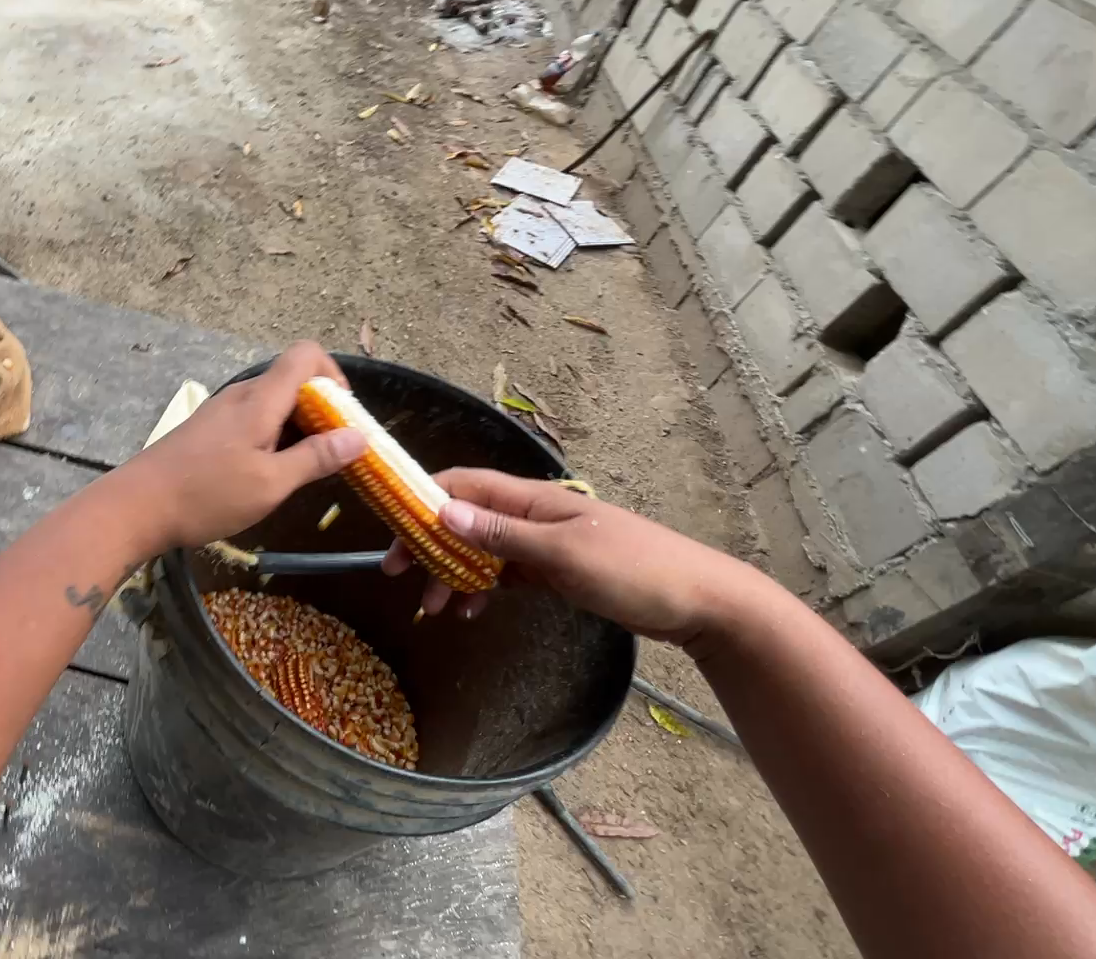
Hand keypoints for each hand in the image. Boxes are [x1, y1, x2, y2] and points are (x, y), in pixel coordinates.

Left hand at [112, 341, 367, 553]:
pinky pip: (250, 420)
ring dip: (295, 428)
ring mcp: (220, 412)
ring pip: (271, 404)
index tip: (344, 417)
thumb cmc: (206, 495)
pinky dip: (270, 437)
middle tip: (330, 455)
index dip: (334, 376)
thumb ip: (315, 458)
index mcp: (260, 399)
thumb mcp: (270, 484)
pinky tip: (265, 475)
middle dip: (320, 411)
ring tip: (300, 471)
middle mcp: (241, 395)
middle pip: (292, 381)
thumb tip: (359, 436)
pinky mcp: (206, 430)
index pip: (306, 355)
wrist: (136, 507)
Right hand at [382, 469, 767, 645]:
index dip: (422, 499)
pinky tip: (470, 610)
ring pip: (479, 550)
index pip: (462, 485)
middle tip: (397, 574)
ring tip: (433, 607)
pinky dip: (481, 589)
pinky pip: (502, 574)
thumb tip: (442, 512)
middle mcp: (528, 515)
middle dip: (427, 544)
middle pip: (462, 520)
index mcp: (530, 499)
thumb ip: (501, 535)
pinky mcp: (551, 571)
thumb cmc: (635, 570)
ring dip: (451, 573)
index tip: (392, 527)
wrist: (703, 604)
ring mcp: (540, 543)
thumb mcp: (563, 554)